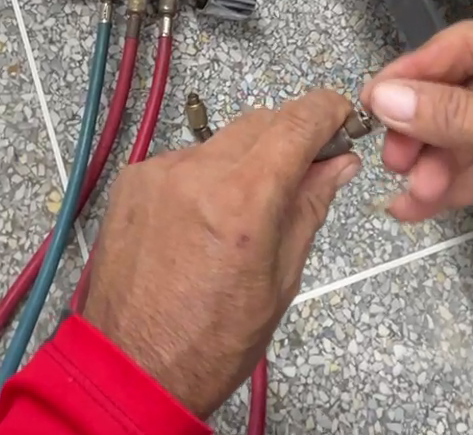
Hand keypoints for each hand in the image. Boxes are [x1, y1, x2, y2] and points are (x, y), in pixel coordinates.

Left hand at [81, 90, 360, 416]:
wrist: (132, 362)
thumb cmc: (208, 340)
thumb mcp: (280, 281)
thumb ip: (309, 207)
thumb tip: (337, 164)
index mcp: (241, 201)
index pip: (294, 124)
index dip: (325, 111)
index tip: (339, 113)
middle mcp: (195, 173)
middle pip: (258, 122)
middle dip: (288, 136)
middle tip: (305, 165)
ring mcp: (158, 171)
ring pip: (220, 140)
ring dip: (243, 158)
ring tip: (244, 210)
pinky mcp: (133, 177)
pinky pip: (183, 158)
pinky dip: (203, 174)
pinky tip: (203, 215)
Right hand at [360, 20, 472, 280]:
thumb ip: (457, 117)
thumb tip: (385, 95)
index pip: (470, 45)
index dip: (418, 69)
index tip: (376, 97)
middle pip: (464, 92)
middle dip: (425, 125)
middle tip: (392, 154)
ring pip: (470, 133)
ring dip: (436, 160)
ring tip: (409, 189)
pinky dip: (455, 183)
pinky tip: (422, 203)